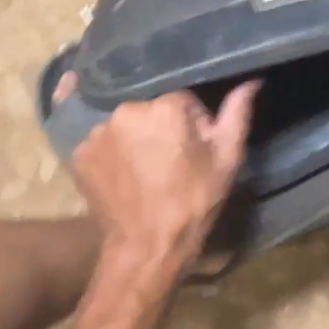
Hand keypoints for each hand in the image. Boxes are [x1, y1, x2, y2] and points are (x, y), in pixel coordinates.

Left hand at [55, 72, 258, 275]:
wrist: (148, 247)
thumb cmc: (194, 202)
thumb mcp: (227, 159)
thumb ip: (237, 112)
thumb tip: (251, 81)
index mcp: (166, 106)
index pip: (182, 98)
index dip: (192, 121)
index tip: (194, 146)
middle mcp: (126, 110)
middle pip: (148, 105)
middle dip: (159, 124)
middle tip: (168, 158)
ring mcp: (97, 131)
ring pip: (123, 121)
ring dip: (133, 134)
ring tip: (143, 165)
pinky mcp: (77, 152)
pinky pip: (98, 138)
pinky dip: (109, 148)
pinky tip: (119, 168)